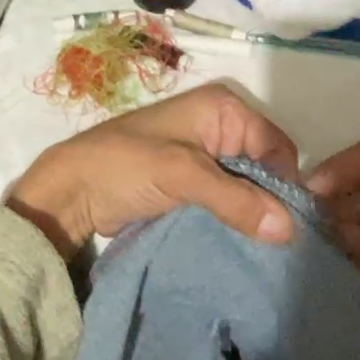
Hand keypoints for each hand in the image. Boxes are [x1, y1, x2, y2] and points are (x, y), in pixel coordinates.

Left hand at [6, 83, 299, 258]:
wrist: (70, 189)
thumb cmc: (125, 166)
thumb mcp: (183, 176)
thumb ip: (236, 200)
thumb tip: (289, 229)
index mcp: (222, 108)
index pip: (275, 146)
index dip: (284, 184)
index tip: (289, 227)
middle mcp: (219, 126)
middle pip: (264, 167)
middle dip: (269, 202)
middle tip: (278, 245)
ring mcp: (205, 156)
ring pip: (247, 187)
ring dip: (251, 215)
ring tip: (263, 251)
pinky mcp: (192, 183)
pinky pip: (227, 201)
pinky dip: (233, 219)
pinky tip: (241, 245)